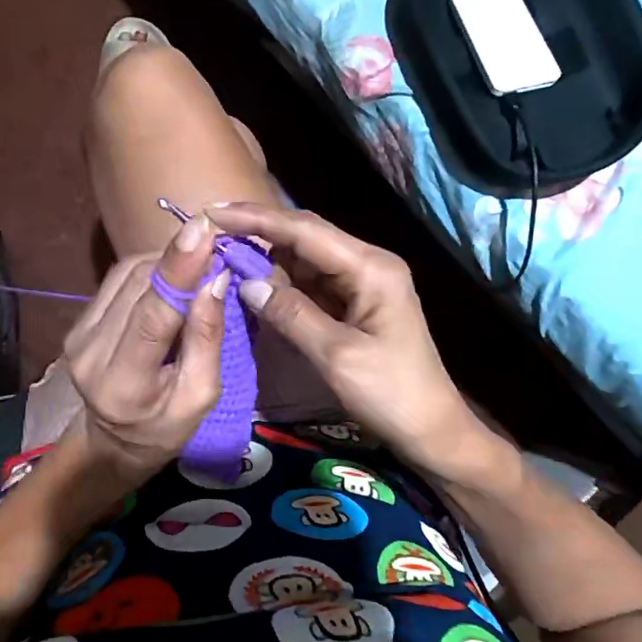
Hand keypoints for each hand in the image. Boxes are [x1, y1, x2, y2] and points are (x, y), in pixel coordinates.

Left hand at [63, 215, 227, 485]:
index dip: (177, 269)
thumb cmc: (164, 430)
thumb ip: (207, 339)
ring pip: (127, 274)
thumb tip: (215, 279)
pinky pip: (118, 279)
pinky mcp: (79, 322)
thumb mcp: (200, 397)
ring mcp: (78, 334)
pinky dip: (150, 269)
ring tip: (198, 264)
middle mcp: (90, 353)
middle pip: (139, 286)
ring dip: (166, 262)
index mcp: (124, 383)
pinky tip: (172, 275)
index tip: (203, 229)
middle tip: (218, 244)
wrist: (112, 442)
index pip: (151, 316)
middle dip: (180, 259)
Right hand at [205, 203, 489, 472]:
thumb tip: (247, 283)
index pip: (305, 231)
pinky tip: (255, 278)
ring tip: (224, 249)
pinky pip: (310, 282)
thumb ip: (291, 314)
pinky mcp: (353, 303)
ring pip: (305, 257)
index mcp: (371, 268)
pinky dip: (281, 280)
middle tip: (213, 227)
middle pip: (306, 236)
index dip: (258, 219)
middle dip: (260, 229)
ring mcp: (361, 284)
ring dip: (268, 253)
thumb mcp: (336, 355)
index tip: (215, 212)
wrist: (429, 429)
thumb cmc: (389, 392)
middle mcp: (367, 265)